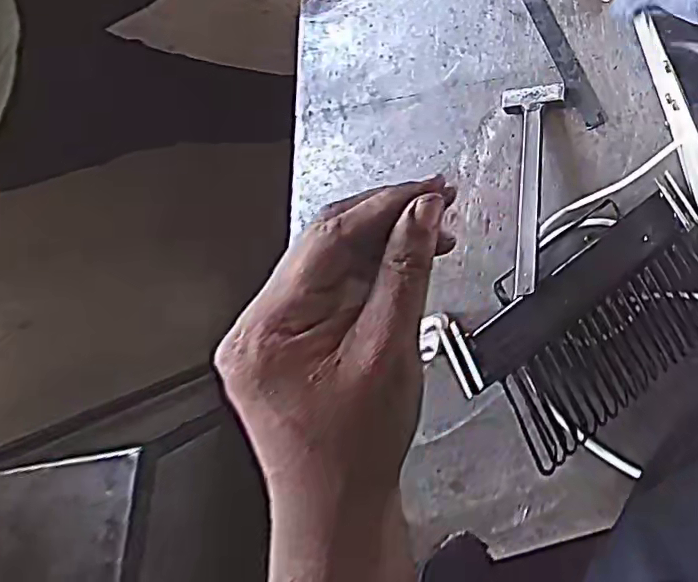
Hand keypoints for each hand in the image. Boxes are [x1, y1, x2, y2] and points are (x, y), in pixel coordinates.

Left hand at [215, 177, 456, 580]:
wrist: (341, 505)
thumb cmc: (353, 451)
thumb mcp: (388, 349)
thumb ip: (406, 272)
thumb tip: (420, 214)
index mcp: (266, 329)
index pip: (327, 236)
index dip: (385, 205)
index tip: (427, 191)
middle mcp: (261, 323)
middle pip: (329, 240)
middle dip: (389, 216)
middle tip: (436, 200)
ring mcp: (277, 328)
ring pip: (337, 256)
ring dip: (388, 239)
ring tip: (434, 230)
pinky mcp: (297, 332)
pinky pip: (340, 280)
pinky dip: (379, 265)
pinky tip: (409, 259)